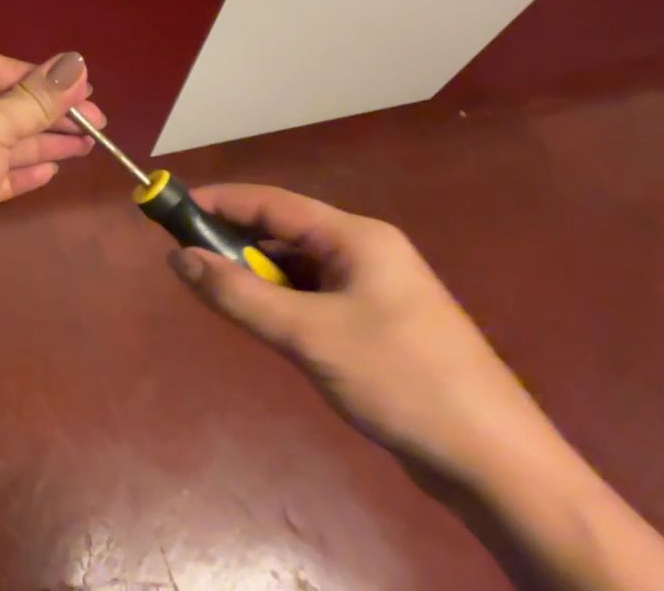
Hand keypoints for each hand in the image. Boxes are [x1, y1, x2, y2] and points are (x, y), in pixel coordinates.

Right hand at [171, 184, 565, 487]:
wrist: (494, 461)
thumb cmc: (400, 380)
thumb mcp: (308, 335)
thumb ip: (239, 294)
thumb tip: (177, 257)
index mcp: (356, 238)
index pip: (272, 202)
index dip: (218, 201)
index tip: (169, 208)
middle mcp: (364, 254)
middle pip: (282, 234)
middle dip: (233, 244)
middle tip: (186, 263)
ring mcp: (374, 291)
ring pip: (296, 270)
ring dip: (256, 279)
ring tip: (218, 298)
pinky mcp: (375, 327)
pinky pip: (312, 300)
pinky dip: (279, 305)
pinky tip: (262, 327)